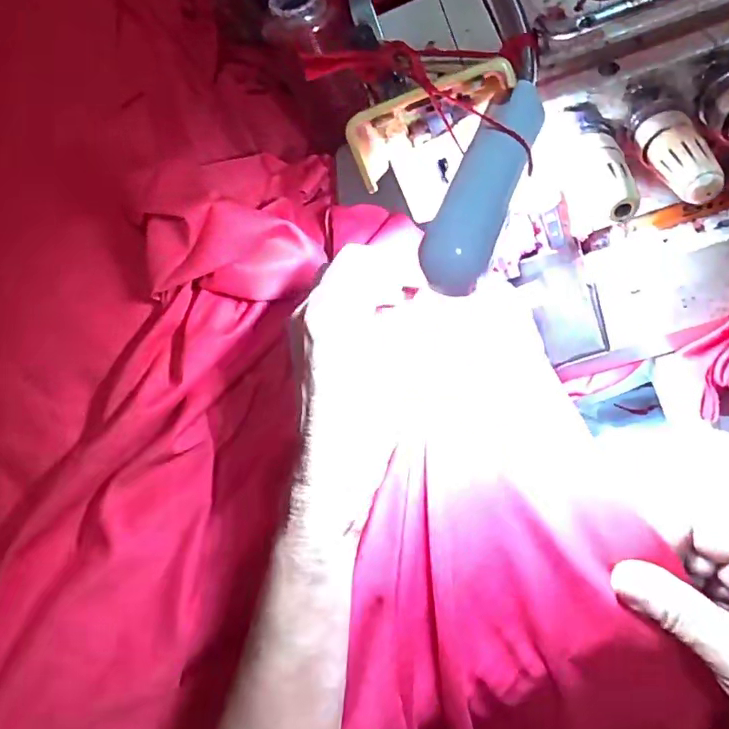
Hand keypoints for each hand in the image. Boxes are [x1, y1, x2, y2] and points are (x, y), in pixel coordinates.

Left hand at [287, 241, 422, 550]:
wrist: (333, 468)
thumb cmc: (369, 419)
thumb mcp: (400, 362)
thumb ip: (412, 317)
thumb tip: (428, 292)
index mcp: (328, 311)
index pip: (360, 260)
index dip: (398, 265)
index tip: (424, 281)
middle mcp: (307, 312)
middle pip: (347, 268)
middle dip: (384, 273)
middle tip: (416, 292)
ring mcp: (300, 329)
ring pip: (338, 285)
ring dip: (371, 287)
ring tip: (402, 308)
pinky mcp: (303, 346)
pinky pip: (331, 306)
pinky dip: (358, 305)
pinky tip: (380, 327)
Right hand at [610, 519, 728, 728]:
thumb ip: (674, 607)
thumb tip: (617, 573)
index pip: (694, 527)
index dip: (657, 546)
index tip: (619, 570)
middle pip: (687, 548)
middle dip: (656, 571)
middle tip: (621, 595)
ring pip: (685, 572)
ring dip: (661, 593)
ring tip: (633, 610)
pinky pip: (693, 596)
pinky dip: (672, 610)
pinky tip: (652, 621)